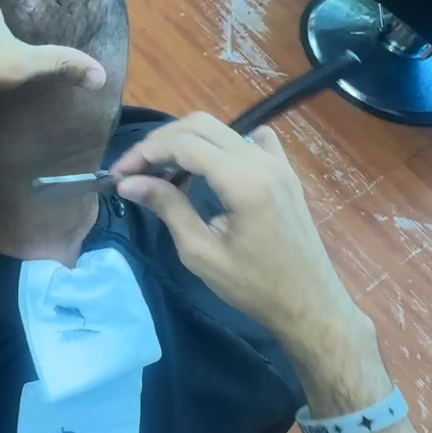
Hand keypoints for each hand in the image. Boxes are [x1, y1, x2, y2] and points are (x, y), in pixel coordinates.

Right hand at [110, 114, 387, 410]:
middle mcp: (262, 161)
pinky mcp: (285, 172)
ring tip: (161, 170)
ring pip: (222, 130)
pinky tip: (209, 166)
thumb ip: (167, 208)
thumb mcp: (200, 253)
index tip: (120, 174)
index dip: (146, 152)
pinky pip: (251, 140)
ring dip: (186, 141)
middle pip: (201, 126)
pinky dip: (222, 144)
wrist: (311, 306)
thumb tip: (128, 183)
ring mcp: (278, 163)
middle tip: (135, 170)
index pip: (184, 144)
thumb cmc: (254, 288)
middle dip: (161, 142)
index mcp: (243, 181)